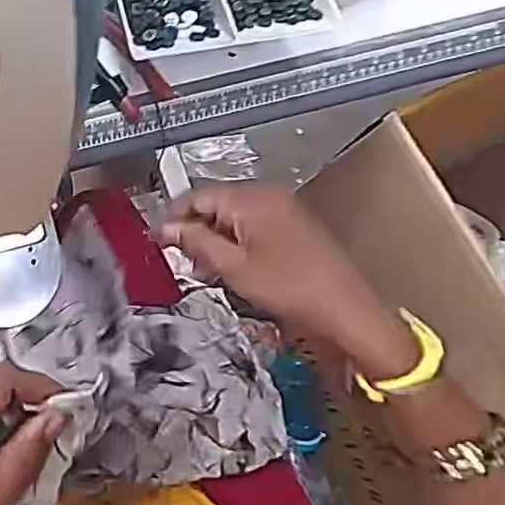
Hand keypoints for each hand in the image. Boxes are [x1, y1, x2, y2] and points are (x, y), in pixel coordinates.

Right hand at [158, 183, 419, 376]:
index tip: (158, 240)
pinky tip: (233, 267)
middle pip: (215, 204)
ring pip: (232, 215)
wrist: (346, 310)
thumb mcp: (233, 268)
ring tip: (208, 268)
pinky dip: (236, 241)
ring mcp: (283, 208)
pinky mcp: (293, 224)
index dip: (173, 219)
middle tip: (182, 259)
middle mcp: (268, 195)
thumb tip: (168, 229)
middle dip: (194, 230)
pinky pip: (252, 223)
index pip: (197, 197)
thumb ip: (195, 242)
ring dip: (214, 238)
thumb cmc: (293, 289)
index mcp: (252, 199)